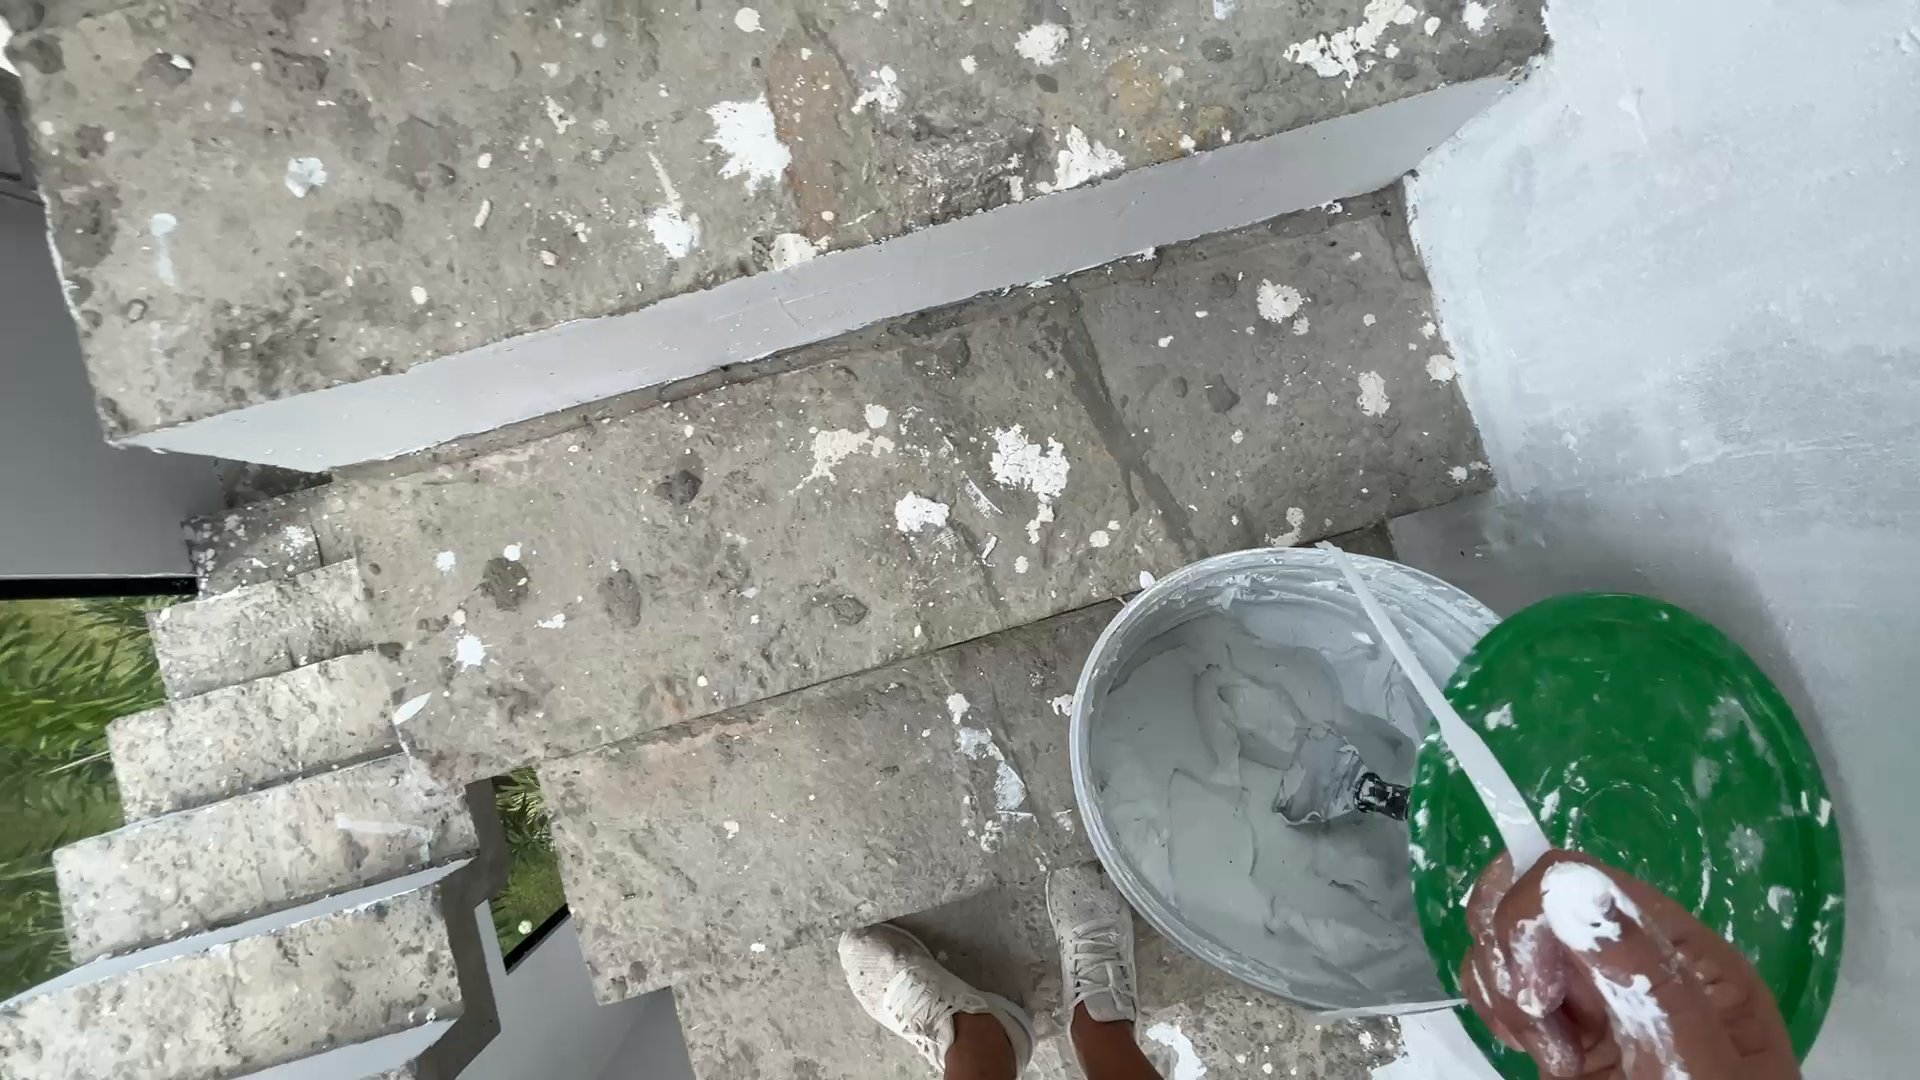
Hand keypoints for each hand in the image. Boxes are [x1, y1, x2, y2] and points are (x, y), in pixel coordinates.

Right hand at [1460, 849, 1798, 1079]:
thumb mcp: (1693, 1073)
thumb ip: (1646, 979)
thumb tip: (1577, 879)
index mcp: (1682, 952)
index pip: (1575, 873)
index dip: (1532, 913)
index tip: (1538, 990)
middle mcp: (1628, 949)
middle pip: (1521, 888)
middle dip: (1508, 952)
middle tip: (1536, 1014)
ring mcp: (1583, 975)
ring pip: (1494, 927)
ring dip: (1502, 988)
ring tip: (1552, 1052)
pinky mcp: (1547, 1000)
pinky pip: (1485, 964)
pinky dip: (1491, 1002)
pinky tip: (1532, 1047)